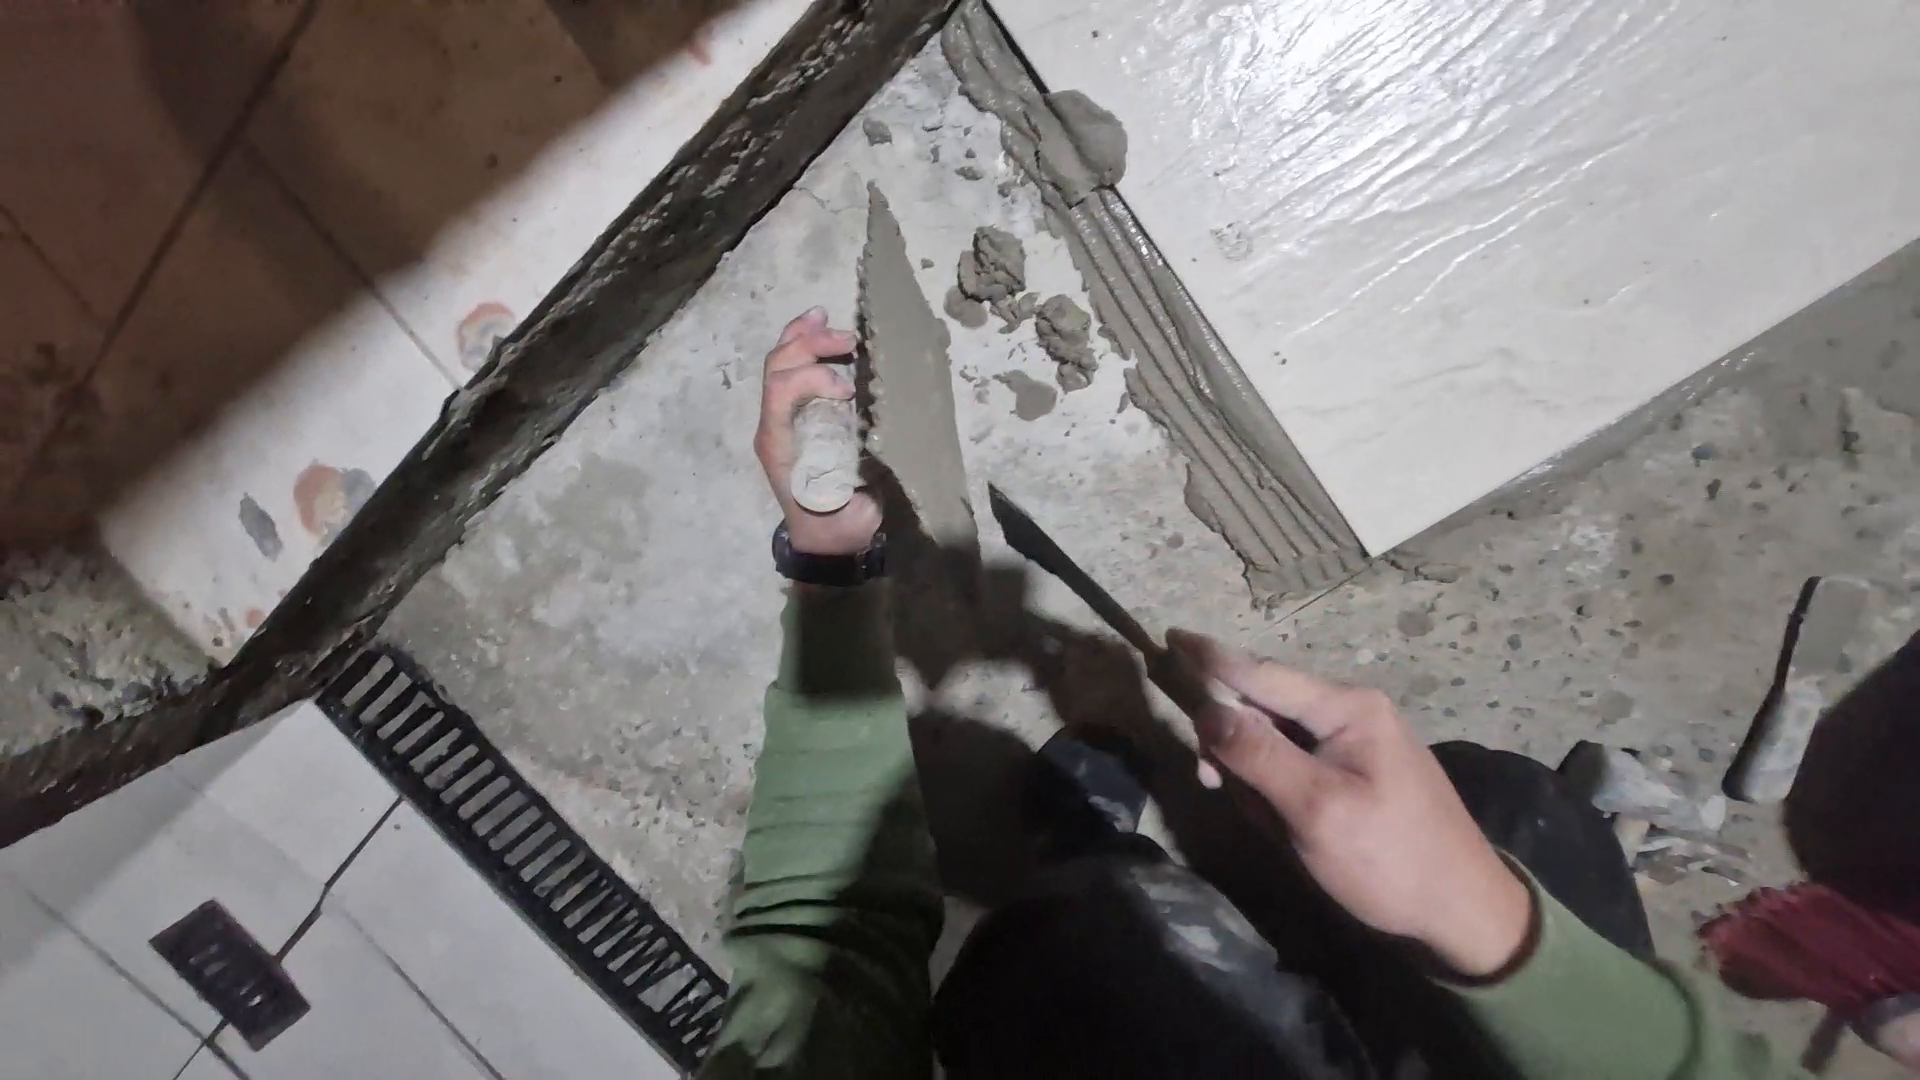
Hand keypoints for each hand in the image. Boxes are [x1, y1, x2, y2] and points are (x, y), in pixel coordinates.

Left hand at [752, 308, 881, 556]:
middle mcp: (774, 425)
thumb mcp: (849, 496)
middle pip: (777, 366)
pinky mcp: (794, 420)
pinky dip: (804, 348)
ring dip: (803, 336)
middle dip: (810, 343)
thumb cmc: (837, 522)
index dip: (813, 377)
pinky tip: (821, 329)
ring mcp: (781, 420)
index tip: (847, 390)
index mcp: (780, 443)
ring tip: (827, 318)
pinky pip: (790, 376)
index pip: (781, 390)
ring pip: (778, 364)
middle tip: (849, 339)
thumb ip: (861, 461)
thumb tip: (880, 426)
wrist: (824, 543)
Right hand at [1166, 629, 1534, 978]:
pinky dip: (1273, 786)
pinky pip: (1289, 760)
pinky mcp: (1349, 766)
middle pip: (1258, 704)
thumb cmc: (1390, 860)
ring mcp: (1350, 739)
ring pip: (1269, 736)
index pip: (1259, 672)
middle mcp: (1346, 710)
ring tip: (1271, 822)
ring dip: (1252, 774)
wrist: (1465, 917)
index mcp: (1346, 707)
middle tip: (1215, 782)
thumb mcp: (1316, 808)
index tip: (1169, 635)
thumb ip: (1257, 753)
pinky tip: (1282, 820)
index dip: (1209, 656)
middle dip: (1231, 742)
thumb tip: (1205, 710)